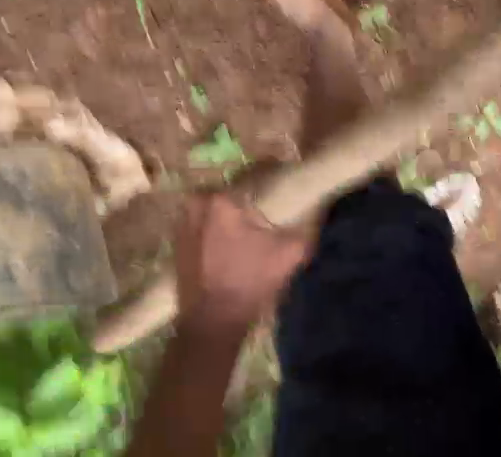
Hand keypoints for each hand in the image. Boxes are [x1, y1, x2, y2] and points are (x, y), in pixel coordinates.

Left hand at [174, 193, 310, 335]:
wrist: (212, 324)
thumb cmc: (251, 282)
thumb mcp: (292, 253)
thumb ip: (310, 224)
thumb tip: (323, 206)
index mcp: (223, 201)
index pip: (253, 176)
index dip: (273, 180)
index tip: (286, 189)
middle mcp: (198, 205)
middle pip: (232, 188)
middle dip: (249, 196)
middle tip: (267, 209)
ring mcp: (182, 224)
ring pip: (215, 205)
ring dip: (230, 211)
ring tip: (249, 226)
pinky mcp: (177, 243)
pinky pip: (202, 223)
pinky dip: (215, 227)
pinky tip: (231, 242)